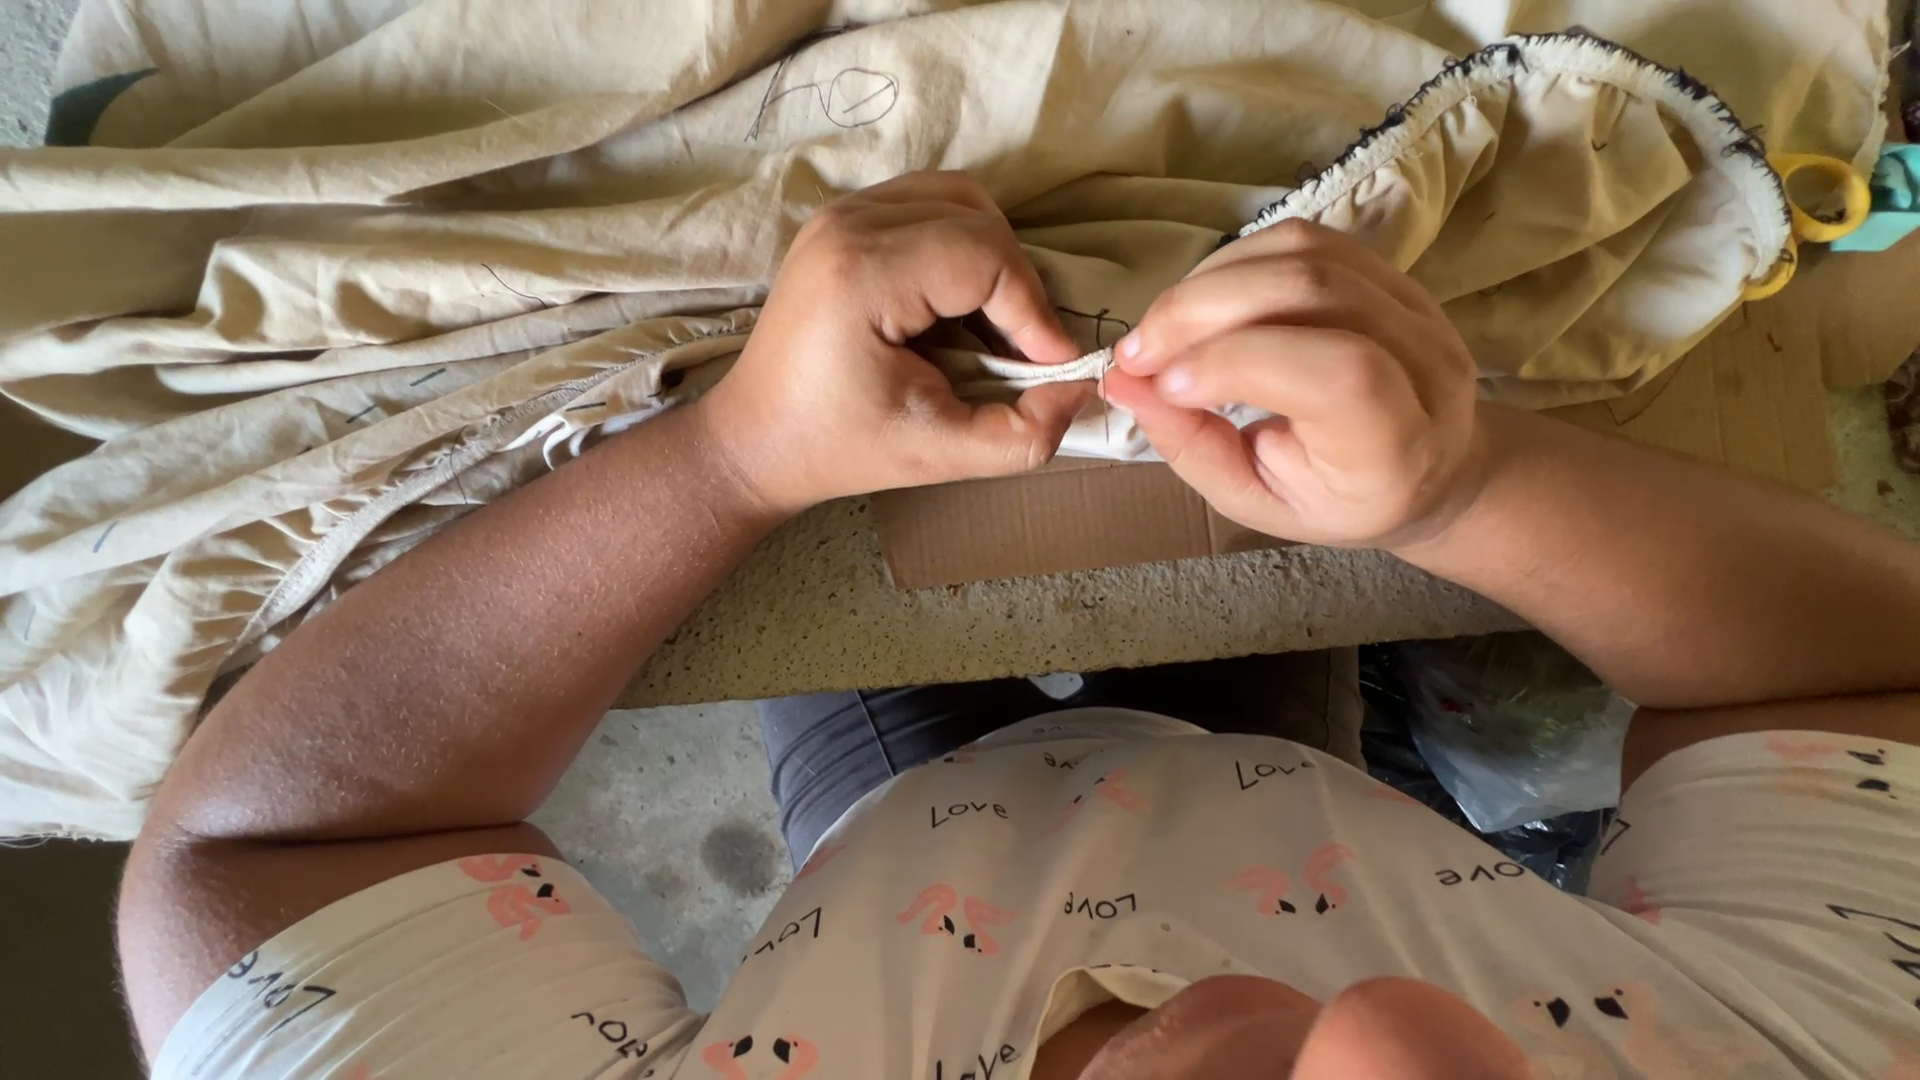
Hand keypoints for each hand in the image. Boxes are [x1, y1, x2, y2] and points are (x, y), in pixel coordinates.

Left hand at [696, 171, 1092, 515]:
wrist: (759, 438)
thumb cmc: (841, 449)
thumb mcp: (941, 458)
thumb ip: (1024, 435)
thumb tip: (1081, 387)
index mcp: (862, 273)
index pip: (986, 256)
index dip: (1034, 311)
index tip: (1051, 366)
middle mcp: (848, 224)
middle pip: (978, 218)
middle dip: (1018, 286)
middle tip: (1024, 350)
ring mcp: (841, 214)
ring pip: (959, 200)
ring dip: (994, 259)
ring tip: (995, 325)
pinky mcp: (843, 221)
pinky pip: (930, 206)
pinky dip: (962, 247)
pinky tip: (959, 304)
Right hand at [1102, 220, 1486, 549]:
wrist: (1427, 465)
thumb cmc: (1333, 497)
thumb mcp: (1254, 499)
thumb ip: (1191, 446)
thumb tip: (1121, 383)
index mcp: (1398, 443)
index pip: (1336, 375)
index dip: (1235, 363)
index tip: (1160, 386)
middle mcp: (1424, 359)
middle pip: (1311, 292)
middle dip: (1198, 313)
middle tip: (1134, 354)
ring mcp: (1413, 302)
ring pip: (1302, 254)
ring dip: (1206, 284)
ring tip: (1158, 330)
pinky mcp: (1387, 270)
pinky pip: (1301, 239)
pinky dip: (1229, 264)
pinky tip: (1196, 303)